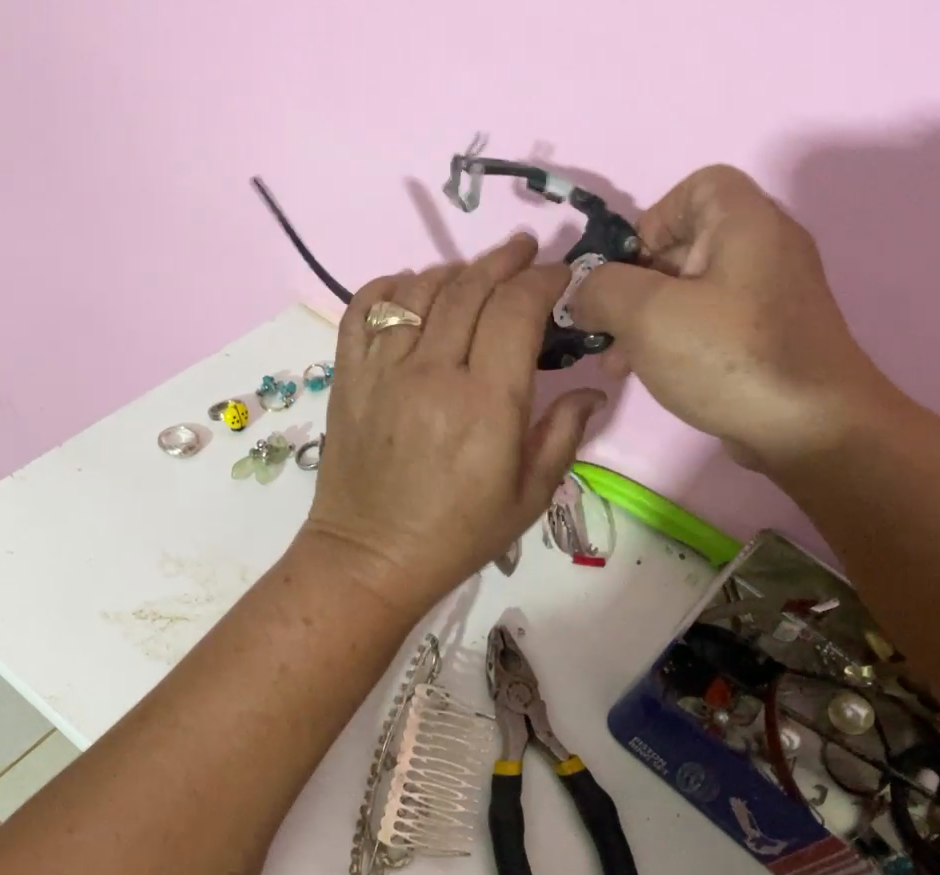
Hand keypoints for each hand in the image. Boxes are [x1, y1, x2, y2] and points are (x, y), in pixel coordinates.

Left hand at [299, 234, 607, 614]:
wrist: (371, 557)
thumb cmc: (457, 535)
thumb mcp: (529, 497)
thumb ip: (563, 433)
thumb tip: (591, 388)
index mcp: (485, 404)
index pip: (516, 310)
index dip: (543, 280)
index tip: (559, 276)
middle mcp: (432, 374)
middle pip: (470, 288)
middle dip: (504, 261)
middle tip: (523, 252)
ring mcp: (382, 372)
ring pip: (419, 290)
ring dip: (453, 271)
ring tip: (473, 275)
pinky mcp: (347, 378)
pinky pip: (363, 311)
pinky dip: (388, 289)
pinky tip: (409, 290)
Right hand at [570, 166, 904, 472]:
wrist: (812, 428)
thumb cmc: (729, 357)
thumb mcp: (647, 314)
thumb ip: (602, 289)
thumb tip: (583, 291)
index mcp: (746, 221)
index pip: (695, 187)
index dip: (650, 222)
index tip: (624, 274)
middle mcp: (766, 247)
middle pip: (687, 243)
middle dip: (636, 285)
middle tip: (608, 329)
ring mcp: (773, 295)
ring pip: (694, 290)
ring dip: (649, 320)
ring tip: (620, 364)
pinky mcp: (773, 336)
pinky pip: (714, 323)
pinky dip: (680, 341)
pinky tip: (657, 377)